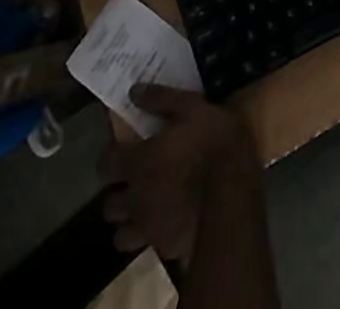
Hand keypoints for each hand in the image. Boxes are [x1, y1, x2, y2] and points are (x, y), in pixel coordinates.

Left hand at [100, 84, 257, 260]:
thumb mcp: (193, 108)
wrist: (234, 189)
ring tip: (147, 211)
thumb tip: (134, 91)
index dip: (110, 159)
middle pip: (109, 204)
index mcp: (138, 162)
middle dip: (118, 194)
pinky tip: (169, 226)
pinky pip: (150, 247)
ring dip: (130, 222)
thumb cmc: (214, 142)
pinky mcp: (166, 246)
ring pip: (122, 234)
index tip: (123, 153)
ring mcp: (149, 226)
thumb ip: (161, 99)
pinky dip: (154, 238)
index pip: (104, 165)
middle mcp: (135, 196)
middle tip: (136, 184)